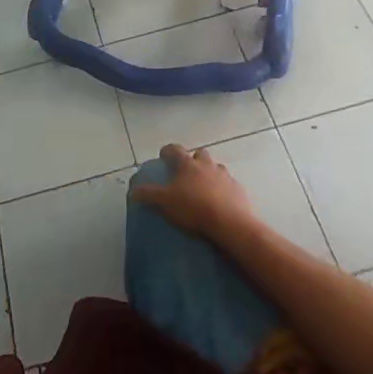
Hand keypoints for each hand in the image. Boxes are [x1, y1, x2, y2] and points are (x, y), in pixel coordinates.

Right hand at [130, 144, 260, 241]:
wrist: (230, 224)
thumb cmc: (193, 208)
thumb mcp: (164, 202)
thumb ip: (147, 194)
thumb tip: (133, 190)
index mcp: (188, 165)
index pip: (175, 149)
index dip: (167, 151)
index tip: (163, 157)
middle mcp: (208, 165)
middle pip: (200, 154)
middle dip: (192, 159)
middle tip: (186, 172)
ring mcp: (226, 176)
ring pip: (216, 168)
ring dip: (209, 173)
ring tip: (203, 188)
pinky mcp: (239, 190)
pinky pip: (229, 185)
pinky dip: (223, 189)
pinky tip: (219, 202)